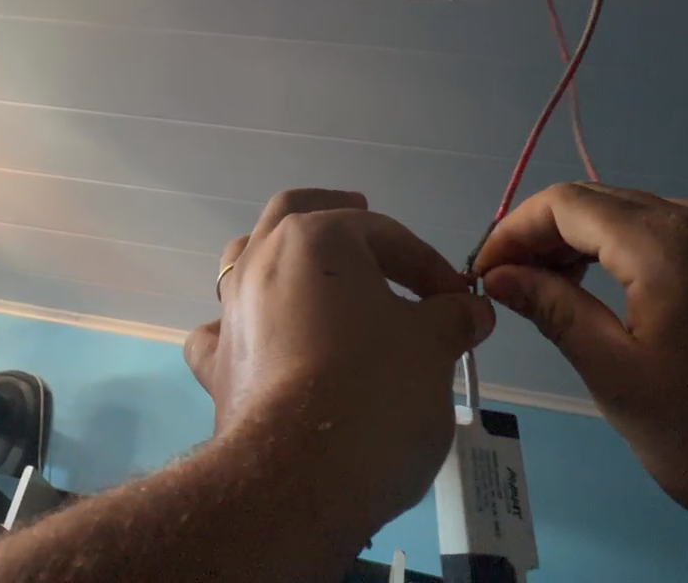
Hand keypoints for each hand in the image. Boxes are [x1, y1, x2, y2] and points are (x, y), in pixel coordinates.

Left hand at [184, 189, 495, 539]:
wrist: (298, 476)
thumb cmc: (374, 391)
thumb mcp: (433, 347)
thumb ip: (452, 316)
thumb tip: (470, 309)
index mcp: (317, 238)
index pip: (384, 234)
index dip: (427, 263)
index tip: (458, 299)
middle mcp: (264, 258)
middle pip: (296, 212)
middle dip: (335, 214)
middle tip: (363, 217)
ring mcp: (232, 307)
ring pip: (247, 255)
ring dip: (280, 256)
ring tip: (310, 271)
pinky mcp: (218, 359)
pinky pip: (222, 327)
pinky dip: (241, 325)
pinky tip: (260, 338)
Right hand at [472, 182, 687, 571]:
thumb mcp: (618, 377)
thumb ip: (553, 309)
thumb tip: (498, 274)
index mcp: (666, 241)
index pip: (564, 204)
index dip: (513, 231)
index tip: (482, 273)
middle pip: (595, 202)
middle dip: (540, 236)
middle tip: (505, 286)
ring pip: (628, 216)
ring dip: (577, 244)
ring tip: (545, 292)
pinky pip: (663, 236)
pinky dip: (618, 254)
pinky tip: (602, 293)